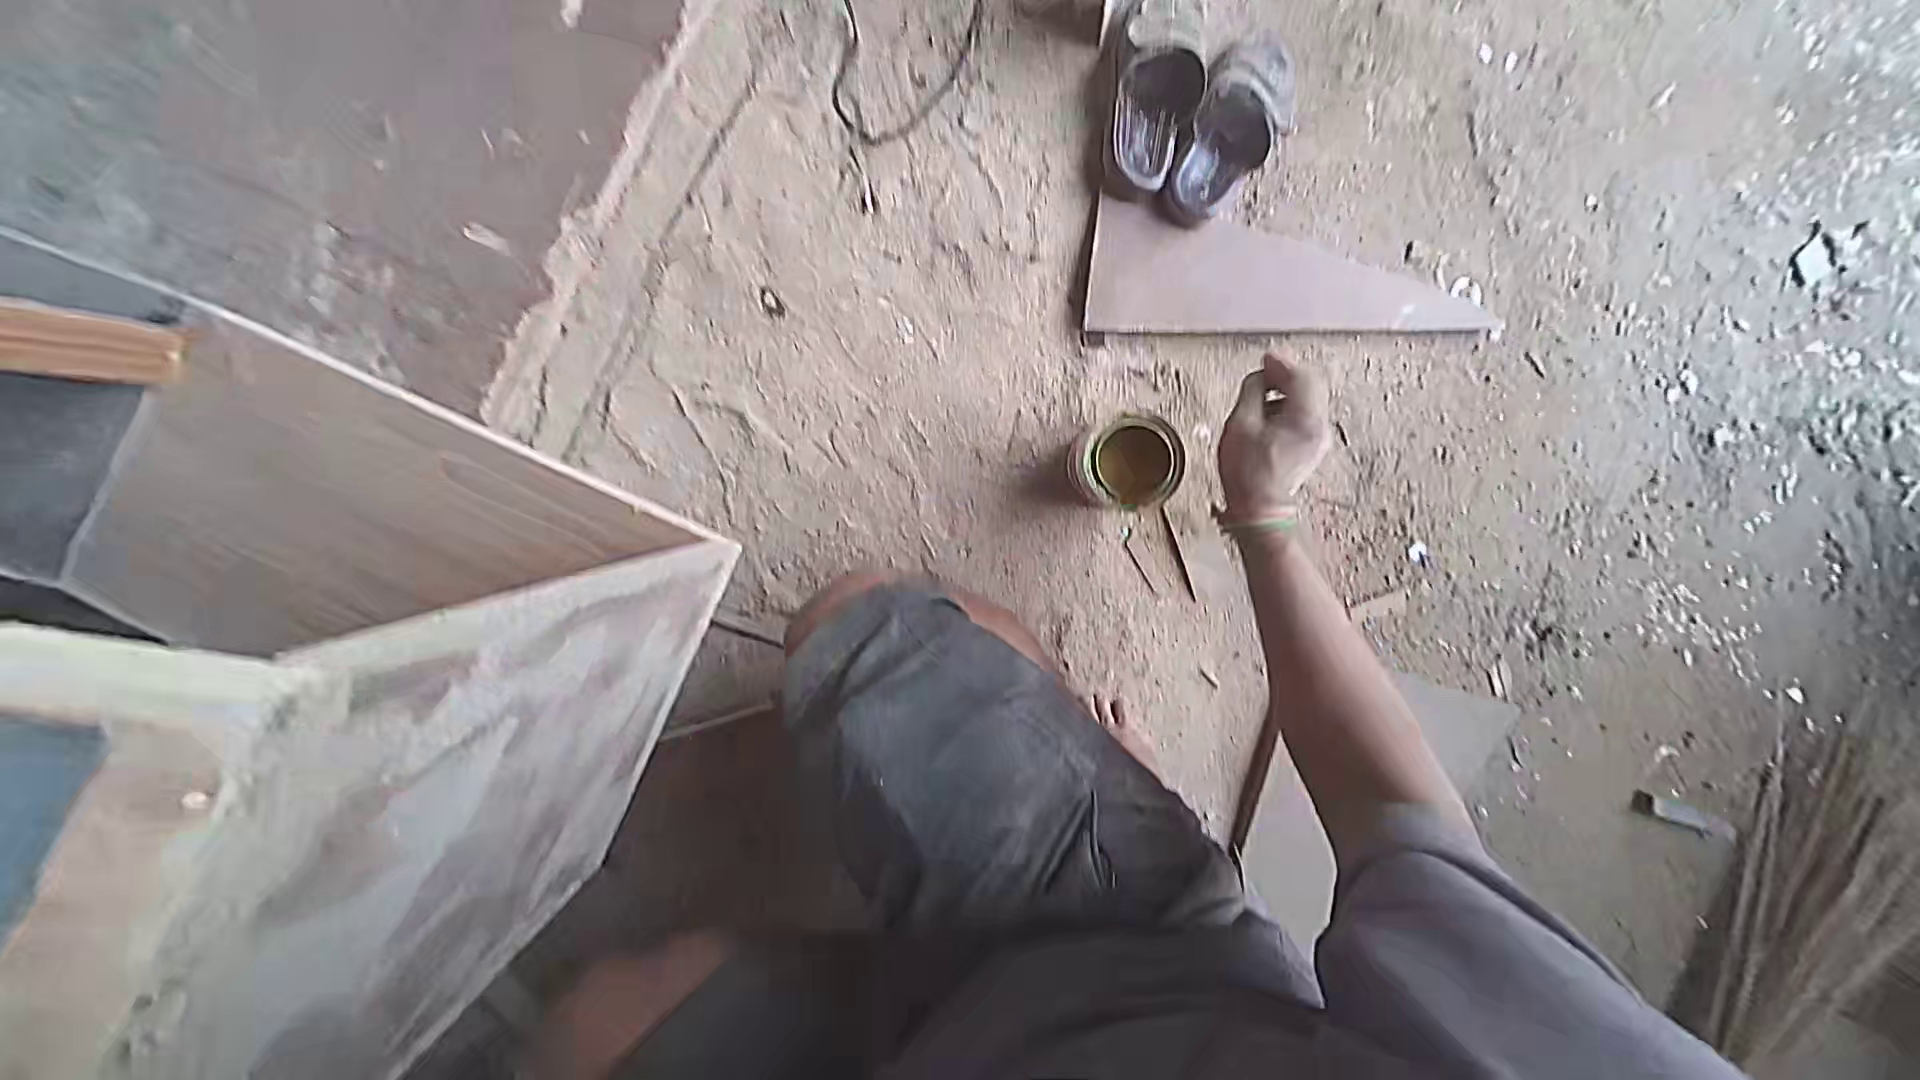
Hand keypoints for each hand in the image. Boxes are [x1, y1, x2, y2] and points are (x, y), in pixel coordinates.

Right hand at [1217, 353, 1331, 521]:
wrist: (1259, 508)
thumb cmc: (1248, 473)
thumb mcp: (1240, 425)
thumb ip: (1251, 392)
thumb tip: (1258, 377)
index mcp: (1305, 419)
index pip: (1300, 377)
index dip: (1281, 364)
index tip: (1265, 359)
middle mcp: (1318, 427)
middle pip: (1310, 386)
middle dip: (1285, 377)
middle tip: (1263, 374)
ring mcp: (1317, 439)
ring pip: (1307, 401)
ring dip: (1285, 394)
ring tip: (1260, 400)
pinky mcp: (1310, 448)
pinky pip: (1304, 417)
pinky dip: (1287, 409)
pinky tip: (1268, 417)